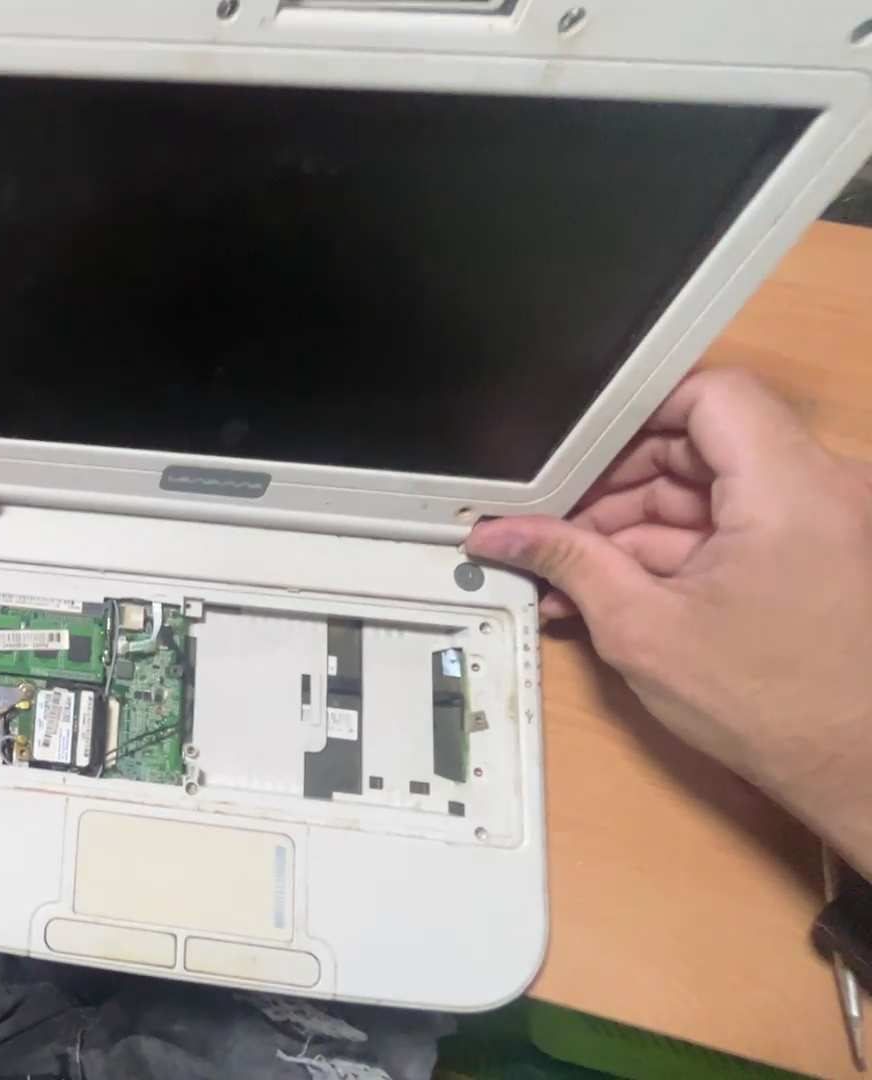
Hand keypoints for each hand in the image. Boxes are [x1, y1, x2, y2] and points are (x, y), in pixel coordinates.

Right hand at [467, 369, 871, 868]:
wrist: (865, 775)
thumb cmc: (772, 702)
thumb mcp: (638, 624)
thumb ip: (564, 561)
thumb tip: (496, 534)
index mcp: (794, 496)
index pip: (712, 396)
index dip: (633, 414)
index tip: (570, 454)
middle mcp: (821, 496)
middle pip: (690, 450)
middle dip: (606, 490)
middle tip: (546, 532)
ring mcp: (817, 527)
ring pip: (694, 495)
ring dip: (620, 531)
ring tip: (562, 579)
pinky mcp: (808, 557)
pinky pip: (716, 532)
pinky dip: (656, 556)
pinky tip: (600, 594)